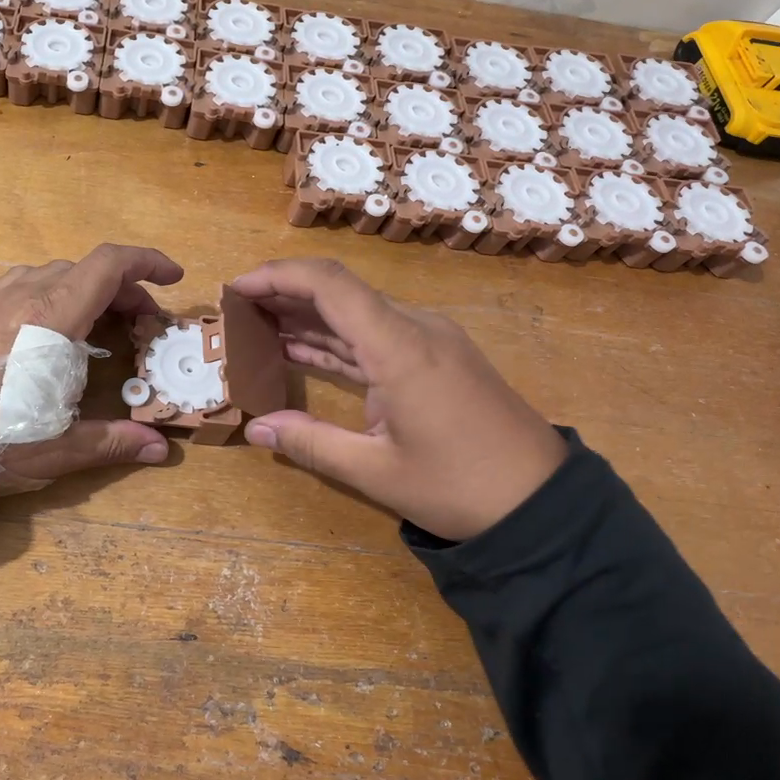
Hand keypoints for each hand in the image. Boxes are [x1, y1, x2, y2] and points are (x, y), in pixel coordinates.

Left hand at [0, 244, 183, 501]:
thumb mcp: (51, 450)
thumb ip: (110, 442)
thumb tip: (159, 449)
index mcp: (50, 318)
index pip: (108, 265)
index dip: (148, 262)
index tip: (174, 278)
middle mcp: (23, 295)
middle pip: (86, 270)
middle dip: (126, 289)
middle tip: (144, 326)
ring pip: (56, 275)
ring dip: (90, 292)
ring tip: (106, 328)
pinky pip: (28, 286)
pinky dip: (58, 297)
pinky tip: (57, 336)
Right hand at [231, 259, 566, 540]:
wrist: (544, 504)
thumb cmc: (460, 487)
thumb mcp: (376, 472)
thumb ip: (311, 444)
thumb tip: (255, 428)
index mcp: (399, 346)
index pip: (330, 284)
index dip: (278, 276)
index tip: (236, 288)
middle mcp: (415, 329)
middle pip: (341, 292)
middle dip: (284, 295)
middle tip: (236, 310)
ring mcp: (430, 342)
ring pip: (357, 314)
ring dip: (307, 317)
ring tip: (256, 326)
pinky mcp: (437, 360)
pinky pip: (376, 337)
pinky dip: (336, 341)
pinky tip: (299, 350)